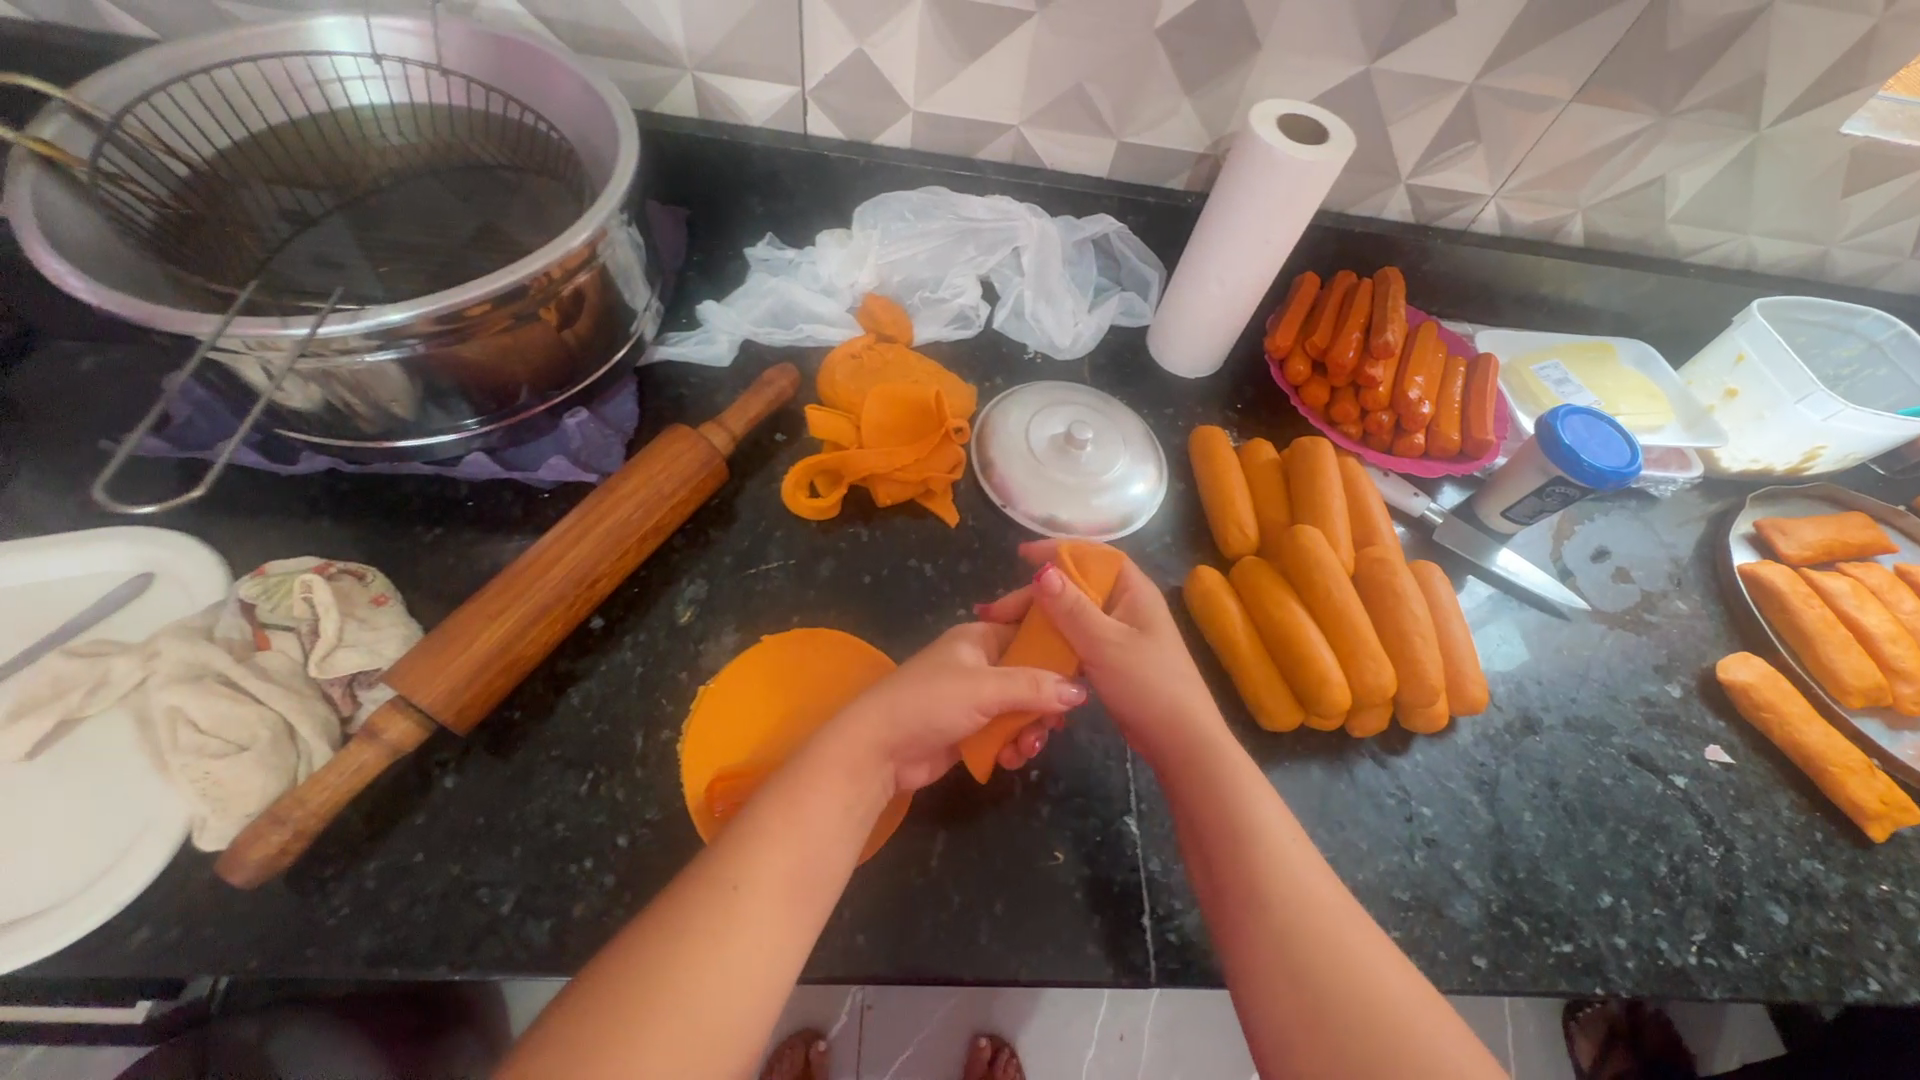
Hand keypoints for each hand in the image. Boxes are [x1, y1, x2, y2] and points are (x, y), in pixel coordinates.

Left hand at [825, 621, 1085, 794]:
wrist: (878, 749)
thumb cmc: (930, 703)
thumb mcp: (986, 688)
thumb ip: (1035, 686)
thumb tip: (1081, 691)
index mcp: (980, 637)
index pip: (1030, 634)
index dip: (1057, 654)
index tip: (1083, 678)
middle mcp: (979, 663)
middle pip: (1031, 678)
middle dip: (1044, 705)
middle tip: (1051, 726)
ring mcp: (973, 699)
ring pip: (1021, 710)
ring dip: (1028, 731)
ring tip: (1025, 748)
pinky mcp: (968, 730)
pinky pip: (1004, 733)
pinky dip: (1011, 746)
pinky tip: (1009, 760)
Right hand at [976, 541, 1226, 763]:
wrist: (1180, 740)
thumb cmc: (1148, 684)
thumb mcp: (1104, 643)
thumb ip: (1071, 607)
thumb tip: (1042, 569)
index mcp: (1133, 589)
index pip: (1092, 555)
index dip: (1056, 551)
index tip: (1020, 555)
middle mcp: (1127, 603)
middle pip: (1076, 585)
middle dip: (1036, 594)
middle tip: (995, 612)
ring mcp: (1121, 631)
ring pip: (1073, 613)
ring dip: (1040, 618)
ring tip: (1003, 629)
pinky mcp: (1113, 657)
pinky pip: (1077, 637)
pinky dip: (1053, 639)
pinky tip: (1028, 650)